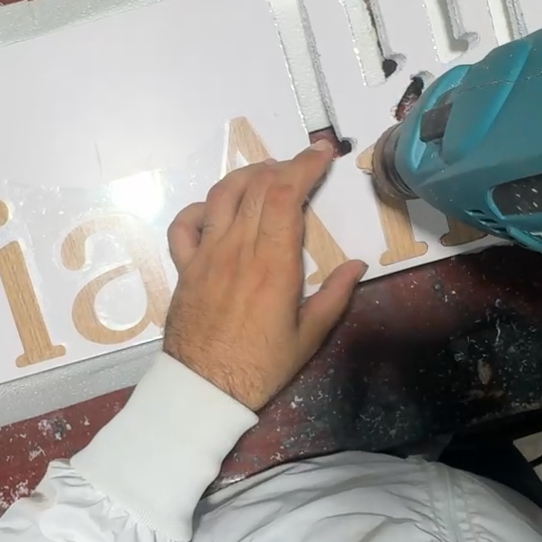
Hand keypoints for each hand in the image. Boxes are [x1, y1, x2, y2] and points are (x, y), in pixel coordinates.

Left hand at [162, 141, 367, 409]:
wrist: (204, 390)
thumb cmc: (261, 366)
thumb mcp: (309, 337)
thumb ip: (335, 296)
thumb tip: (357, 265)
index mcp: (273, 263)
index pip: (286, 194)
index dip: (305, 164)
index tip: (323, 152)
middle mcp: (237, 248)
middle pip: (257, 187)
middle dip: (284, 165)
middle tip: (303, 166)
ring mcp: (206, 255)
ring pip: (222, 195)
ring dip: (246, 176)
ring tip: (266, 176)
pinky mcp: (185, 268)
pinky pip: (184, 225)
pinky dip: (200, 208)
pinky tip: (216, 211)